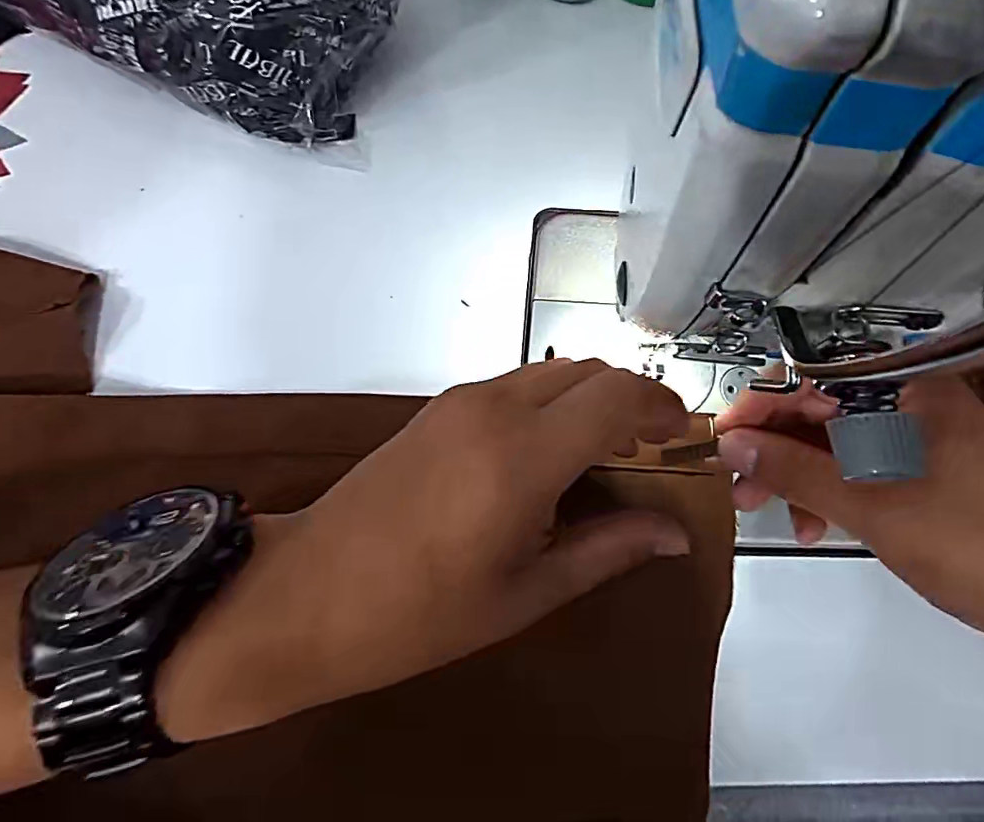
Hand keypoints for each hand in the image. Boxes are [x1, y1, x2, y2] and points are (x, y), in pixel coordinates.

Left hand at [159, 359, 693, 739]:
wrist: (303, 595)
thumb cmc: (416, 613)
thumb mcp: (525, 593)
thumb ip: (607, 550)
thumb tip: (673, 536)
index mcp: (521, 457)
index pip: (616, 395)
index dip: (660, 404)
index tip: (681, 432)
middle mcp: (495, 409)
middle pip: (590, 370)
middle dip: (632, 398)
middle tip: (649, 446)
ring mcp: (463, 400)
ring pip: (554, 370)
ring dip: (592, 396)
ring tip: (606, 450)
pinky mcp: (442, 405)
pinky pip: (519, 383)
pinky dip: (555, 401)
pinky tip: (552, 449)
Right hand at [716, 374, 983, 647]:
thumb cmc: (979, 550)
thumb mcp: (873, 508)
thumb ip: (796, 471)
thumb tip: (734, 444)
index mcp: (913, 388)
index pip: (819, 380)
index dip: (765, 407)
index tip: (726, 439)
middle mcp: (918, 400)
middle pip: (828, 409)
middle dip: (779, 448)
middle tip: (742, 485)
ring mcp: (925, 435)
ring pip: (842, 440)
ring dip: (802, 473)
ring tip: (774, 512)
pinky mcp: (929, 468)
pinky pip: (865, 464)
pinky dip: (835, 489)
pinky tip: (817, 521)